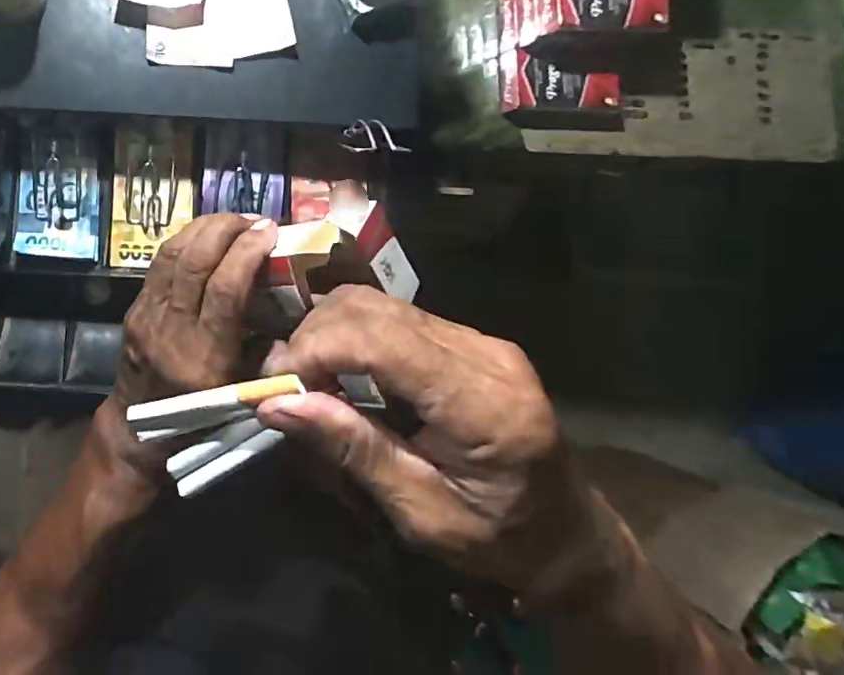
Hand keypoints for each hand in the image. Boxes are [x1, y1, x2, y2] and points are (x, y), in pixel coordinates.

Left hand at [114, 213, 277, 405]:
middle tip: (253, 219)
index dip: (248, 252)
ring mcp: (147, 315)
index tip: (270, 231)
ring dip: (204, 227)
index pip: (225, 288)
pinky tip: (204, 234)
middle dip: (226, 229)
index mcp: (205, 356)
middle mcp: (172, 329)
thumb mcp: (243, 394)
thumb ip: (267, 352)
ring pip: (172, 254)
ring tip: (231, 219)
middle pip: (194, 261)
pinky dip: (184, 240)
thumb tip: (293, 306)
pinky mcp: (134, 308)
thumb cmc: (201, 419)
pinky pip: (159, 262)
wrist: (138, 432)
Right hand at [256, 286, 608, 605]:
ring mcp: (476, 338)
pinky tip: (344, 373)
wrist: (567, 537)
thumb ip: (352, 448)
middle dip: (314, 339)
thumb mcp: (421, 513)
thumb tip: (276, 404)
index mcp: (482, 402)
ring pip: (375, 303)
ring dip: (328, 333)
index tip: (280, 386)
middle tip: (287, 386)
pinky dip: (352, 336)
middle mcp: (481, 352)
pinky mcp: (465, 338)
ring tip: (311, 380)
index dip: (317, 349)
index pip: (380, 340)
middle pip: (371, 308)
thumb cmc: (500, 542)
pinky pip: (391, 316)